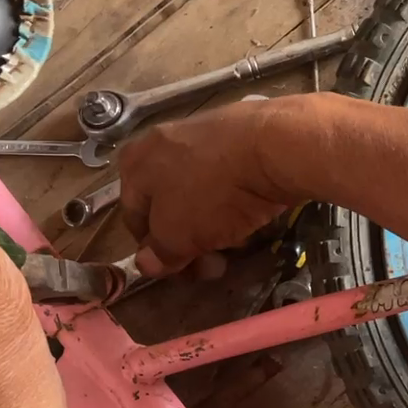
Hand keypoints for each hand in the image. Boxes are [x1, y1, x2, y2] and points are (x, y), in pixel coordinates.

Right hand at [116, 94, 320, 275]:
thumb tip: (147, 264)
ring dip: (214, 226)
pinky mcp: (237, 135)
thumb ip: (160, 253)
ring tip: (238, 241)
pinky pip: (227, 178)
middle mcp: (161, 144)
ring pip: (200, 195)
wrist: (273, 145)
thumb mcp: (177, 235)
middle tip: (217, 266)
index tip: (183, 272)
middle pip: (170, 208)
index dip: (156, 253)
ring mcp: (201, 136)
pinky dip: (235, 201)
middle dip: (191, 243)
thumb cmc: (212, 193)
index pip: (134, 220)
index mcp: (134, 165)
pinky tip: (252, 214)